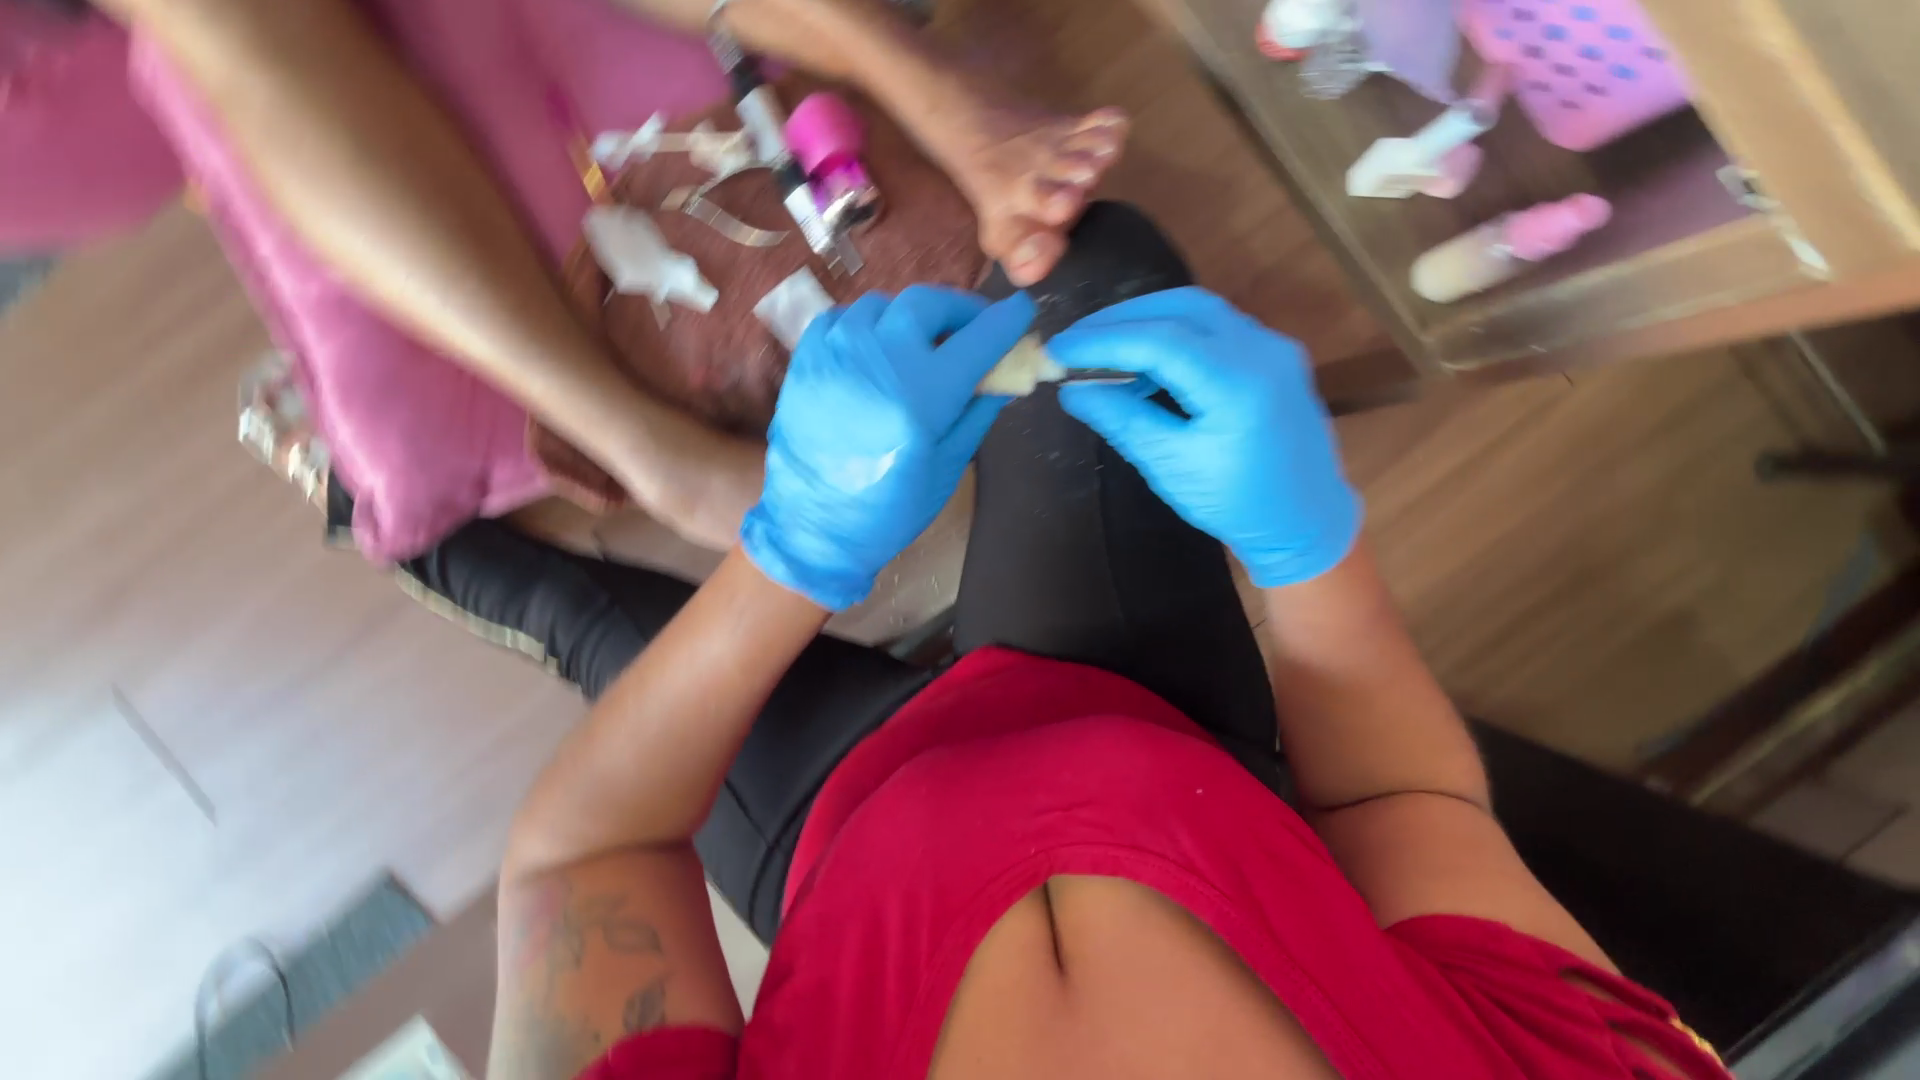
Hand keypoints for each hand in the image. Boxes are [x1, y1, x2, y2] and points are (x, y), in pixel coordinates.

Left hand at [741, 287, 1034, 608]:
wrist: (813, 527)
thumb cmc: (890, 508)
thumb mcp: (949, 465)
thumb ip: (979, 409)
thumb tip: (1005, 371)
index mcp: (922, 394)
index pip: (979, 338)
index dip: (1006, 322)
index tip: (1020, 312)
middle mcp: (879, 357)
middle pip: (929, 302)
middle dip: (960, 308)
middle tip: (974, 327)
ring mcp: (838, 351)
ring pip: (886, 304)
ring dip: (914, 316)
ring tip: (925, 342)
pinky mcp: (807, 356)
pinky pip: (847, 318)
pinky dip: (871, 325)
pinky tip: (880, 351)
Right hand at [1050, 287, 1360, 585]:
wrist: (1305, 521)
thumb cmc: (1236, 503)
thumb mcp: (1171, 465)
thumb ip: (1121, 419)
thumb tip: (1069, 389)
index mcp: (1240, 385)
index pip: (1159, 341)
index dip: (1102, 341)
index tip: (1057, 350)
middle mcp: (1264, 350)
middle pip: (1180, 308)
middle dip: (1120, 319)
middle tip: (1073, 339)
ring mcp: (1274, 347)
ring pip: (1198, 311)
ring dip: (1145, 321)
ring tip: (1101, 349)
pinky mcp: (1273, 354)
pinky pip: (1215, 328)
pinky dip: (1172, 334)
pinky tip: (1143, 361)